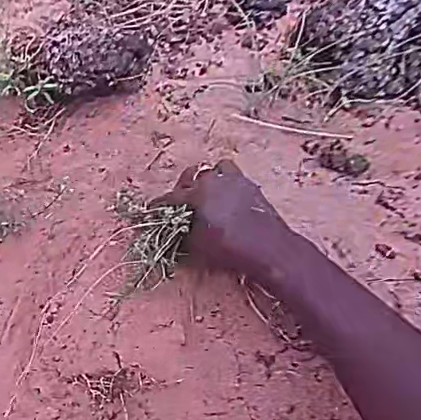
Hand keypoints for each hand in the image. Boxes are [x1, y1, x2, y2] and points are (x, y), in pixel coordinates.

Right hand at [156, 160, 303, 281]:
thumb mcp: (196, 246)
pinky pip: (231, 177)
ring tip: (203, 196)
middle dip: (181, 189)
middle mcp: (215, 179)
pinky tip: (223, 199)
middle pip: (191, 177)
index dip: (157, 206)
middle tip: (177, 206)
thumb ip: (180, 233)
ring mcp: (235, 179)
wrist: (269, 249)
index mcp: (198, 192)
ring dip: (206, 180)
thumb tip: (172, 230)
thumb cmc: (229, 248)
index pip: (170, 197)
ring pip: (214, 170)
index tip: (151, 211)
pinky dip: (224, 183)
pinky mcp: (251, 186)